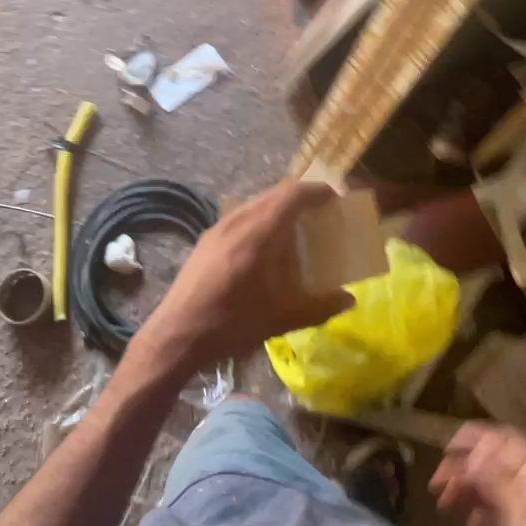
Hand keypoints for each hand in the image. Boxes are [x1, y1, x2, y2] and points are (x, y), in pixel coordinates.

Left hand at [133, 179, 356, 371]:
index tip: (335, 199)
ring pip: (256, 204)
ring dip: (279, 209)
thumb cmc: (231, 324)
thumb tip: (349, 299)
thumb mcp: (280, 319)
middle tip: (321, 216)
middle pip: (274, 194)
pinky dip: (261, 220)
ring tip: (297, 232)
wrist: (176, 334)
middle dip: (300, 199)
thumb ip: (318, 307)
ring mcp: (218, 227)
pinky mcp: (207, 239)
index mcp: (258, 232)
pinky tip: (266, 249)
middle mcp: (237, 220)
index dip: (316, 191)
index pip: (292, 194)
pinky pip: (241, 217)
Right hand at [431, 423, 525, 525]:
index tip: (448, 445)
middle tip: (437, 481)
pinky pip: (499, 511)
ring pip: (492, 488)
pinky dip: (480, 515)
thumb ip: (496, 480)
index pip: (505, 438)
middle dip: (463, 470)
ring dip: (466, 493)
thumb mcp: (521, 511)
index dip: (476, 436)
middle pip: (493, 463)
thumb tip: (470, 453)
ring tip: (444, 504)